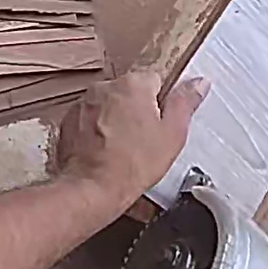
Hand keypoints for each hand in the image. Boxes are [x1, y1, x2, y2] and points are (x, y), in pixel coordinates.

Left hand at [56, 71, 206, 205]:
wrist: (93, 187)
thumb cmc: (131, 165)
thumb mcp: (172, 134)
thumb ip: (185, 103)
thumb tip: (198, 83)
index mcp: (133, 85)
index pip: (155, 81)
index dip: (161, 104)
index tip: (161, 122)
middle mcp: (105, 88)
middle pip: (129, 92)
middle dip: (137, 111)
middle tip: (144, 139)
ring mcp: (83, 103)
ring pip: (108, 106)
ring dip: (115, 120)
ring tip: (123, 148)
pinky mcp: (68, 121)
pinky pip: (89, 119)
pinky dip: (96, 131)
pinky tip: (105, 150)